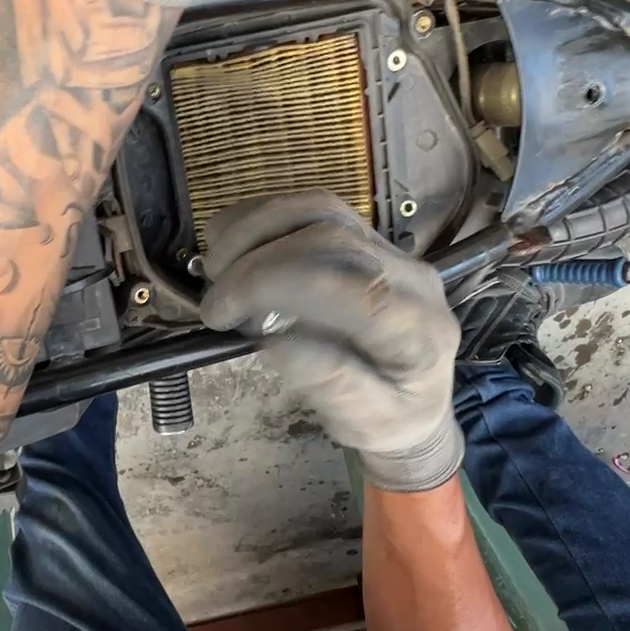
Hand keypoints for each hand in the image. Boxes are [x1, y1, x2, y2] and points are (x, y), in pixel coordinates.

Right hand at [200, 191, 463, 492]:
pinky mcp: (362, 237)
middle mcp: (410, 277)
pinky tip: (231, 245)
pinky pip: (310, 208)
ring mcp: (387, 249)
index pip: (350, 286)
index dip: (277, 285)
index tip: (222, 312)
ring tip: (215, 267)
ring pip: (320, 210)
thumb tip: (277, 342)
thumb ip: (332, 384)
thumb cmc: (387, 420)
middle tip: (212, 304)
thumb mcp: (363, 422)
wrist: (414, 404)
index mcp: (417, 330)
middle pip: (331, 238)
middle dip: (256, 262)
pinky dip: (261, 218)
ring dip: (254, 229)